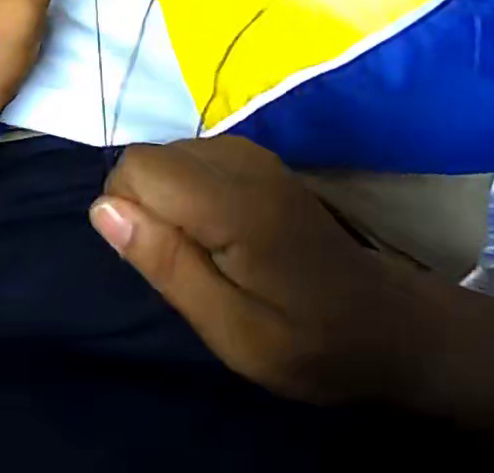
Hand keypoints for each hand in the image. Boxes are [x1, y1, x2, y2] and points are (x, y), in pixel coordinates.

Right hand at [89, 136, 419, 404]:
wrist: (390, 324)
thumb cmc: (310, 341)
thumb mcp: (232, 330)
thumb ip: (166, 263)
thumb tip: (103, 208)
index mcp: (234, 202)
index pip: (137, 167)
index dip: (129, 210)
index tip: (159, 258)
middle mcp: (238, 159)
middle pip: (147, 158)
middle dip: (145, 205)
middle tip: (186, 262)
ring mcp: (249, 151)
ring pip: (165, 155)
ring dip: (165, 198)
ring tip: (205, 248)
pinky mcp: (253, 154)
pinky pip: (188, 156)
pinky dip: (185, 188)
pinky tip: (218, 227)